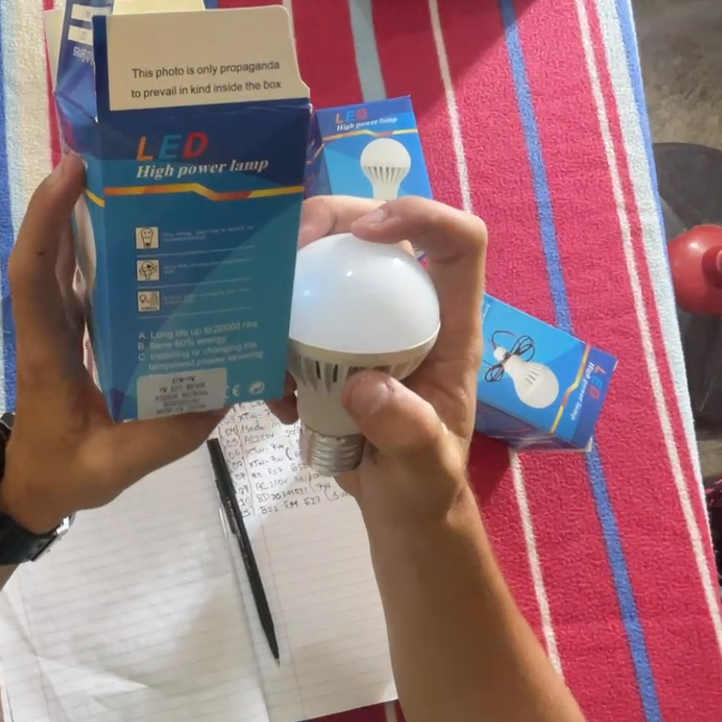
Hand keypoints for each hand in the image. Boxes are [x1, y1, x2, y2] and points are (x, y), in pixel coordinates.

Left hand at [0, 157, 225, 530]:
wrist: (33, 489)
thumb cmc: (62, 474)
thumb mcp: (116, 464)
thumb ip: (166, 433)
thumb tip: (225, 390)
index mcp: (47, 352)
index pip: (33, 275)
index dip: (46, 220)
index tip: (73, 171)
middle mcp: (49, 327)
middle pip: (50, 252)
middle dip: (73, 199)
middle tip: (121, 158)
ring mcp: (60, 328)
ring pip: (65, 262)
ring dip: (89, 220)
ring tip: (141, 186)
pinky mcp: (76, 336)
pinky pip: (86, 286)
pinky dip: (107, 257)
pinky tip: (152, 245)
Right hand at [269, 197, 487, 524]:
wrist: (393, 504)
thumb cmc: (422, 484)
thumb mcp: (423, 467)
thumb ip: (406, 432)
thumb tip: (363, 386)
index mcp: (448, 327)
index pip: (457, 244)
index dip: (421, 216)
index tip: (364, 233)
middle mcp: (406, 311)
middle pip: (377, 233)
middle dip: (330, 222)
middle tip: (285, 252)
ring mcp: (363, 324)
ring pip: (328, 265)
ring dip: (287, 279)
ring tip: (263, 324)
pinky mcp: (328, 344)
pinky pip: (296, 313)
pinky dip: (272, 334)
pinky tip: (271, 386)